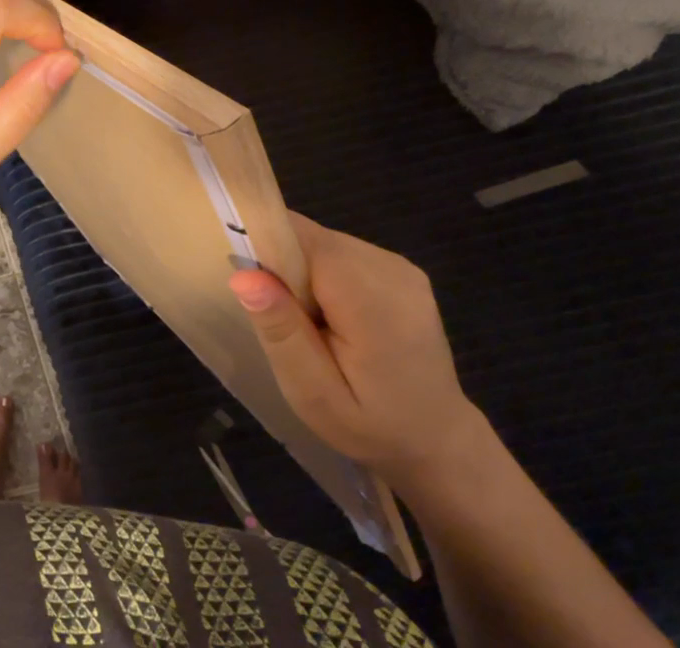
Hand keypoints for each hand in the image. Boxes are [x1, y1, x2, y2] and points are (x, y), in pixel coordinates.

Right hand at [229, 214, 486, 487]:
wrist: (436, 440)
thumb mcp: (312, 393)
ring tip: (305, 322)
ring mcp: (401, 267)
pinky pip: (339, 252)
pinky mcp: (400, 269)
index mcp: (374, 304)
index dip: (267, 251)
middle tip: (281, 321)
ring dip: (299, 272)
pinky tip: (328, 315)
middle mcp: (392, 271)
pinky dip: (319, 274)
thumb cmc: (368, 425)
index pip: (304, 241)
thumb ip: (281, 332)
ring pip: (322, 242)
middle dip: (281, 266)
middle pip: (311, 239)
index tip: (250, 287)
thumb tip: (244, 275)